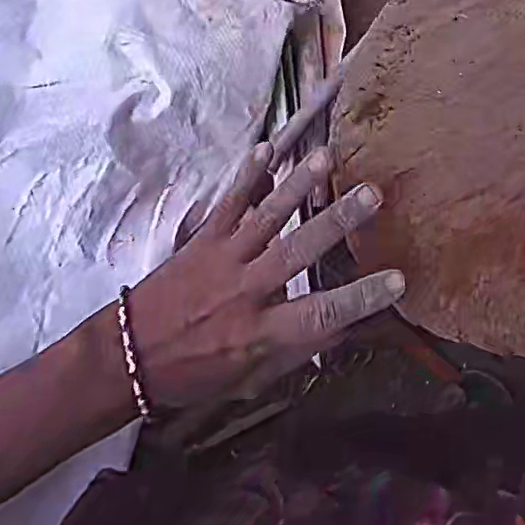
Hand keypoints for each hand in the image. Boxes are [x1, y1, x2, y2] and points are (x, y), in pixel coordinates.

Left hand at [126, 143, 403, 407]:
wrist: (127, 356)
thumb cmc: (195, 373)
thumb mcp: (250, 378)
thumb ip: (297, 350)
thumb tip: (345, 328)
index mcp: (259, 332)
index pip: (321, 314)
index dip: (361, 297)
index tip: (398, 279)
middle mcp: (245, 290)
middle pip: (298, 250)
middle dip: (337, 220)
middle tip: (372, 194)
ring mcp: (223, 258)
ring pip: (267, 216)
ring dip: (298, 185)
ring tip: (327, 157)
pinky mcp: (204, 238)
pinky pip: (230, 201)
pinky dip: (250, 174)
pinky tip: (268, 147)